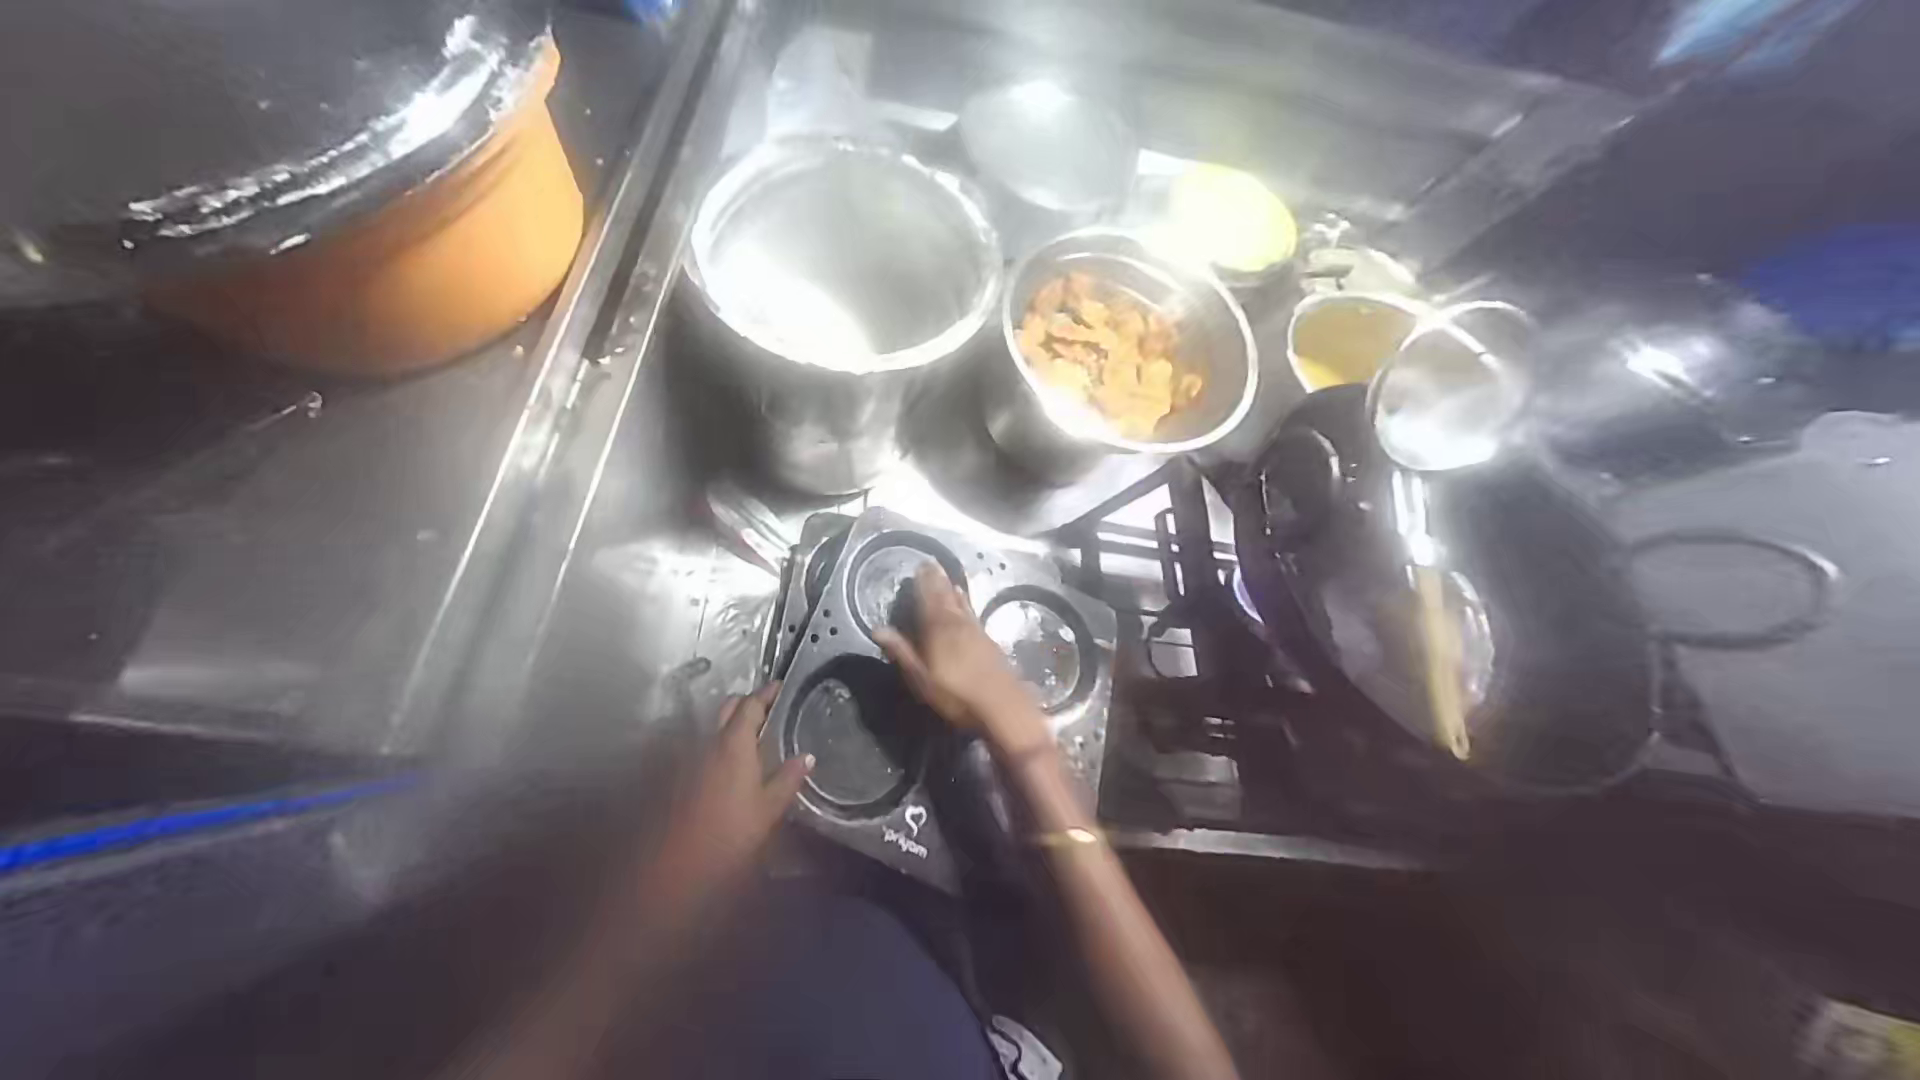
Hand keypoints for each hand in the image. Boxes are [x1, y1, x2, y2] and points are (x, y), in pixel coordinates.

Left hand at [639, 684, 810, 919]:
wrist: (677, 867)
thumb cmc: (730, 832)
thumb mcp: (769, 808)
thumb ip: (788, 778)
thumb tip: (808, 756)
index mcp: (734, 744)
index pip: (751, 706)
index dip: (766, 693)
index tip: (780, 686)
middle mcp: (709, 742)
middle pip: (727, 708)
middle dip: (746, 702)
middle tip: (767, 707)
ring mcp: (691, 757)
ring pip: (713, 726)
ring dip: (730, 721)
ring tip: (751, 732)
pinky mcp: (679, 775)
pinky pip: (703, 746)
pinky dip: (718, 742)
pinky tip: (729, 760)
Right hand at [874, 565, 1050, 757]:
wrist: (1002, 706)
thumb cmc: (956, 695)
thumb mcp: (921, 678)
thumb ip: (902, 652)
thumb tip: (877, 629)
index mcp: (938, 630)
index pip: (928, 599)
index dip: (924, 582)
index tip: (919, 566)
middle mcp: (958, 624)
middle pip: (946, 597)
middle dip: (938, 580)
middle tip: (932, 563)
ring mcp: (976, 631)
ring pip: (961, 604)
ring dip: (953, 589)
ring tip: (948, 577)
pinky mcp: (989, 640)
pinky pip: (973, 613)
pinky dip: (967, 603)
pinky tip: (967, 603)